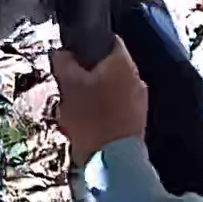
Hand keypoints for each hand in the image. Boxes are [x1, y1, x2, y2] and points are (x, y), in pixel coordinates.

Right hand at [51, 39, 148, 162]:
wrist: (113, 162)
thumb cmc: (90, 117)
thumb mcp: (68, 85)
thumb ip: (63, 62)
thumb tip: (62, 52)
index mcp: (122, 63)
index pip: (108, 39)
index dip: (87, 43)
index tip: (71, 55)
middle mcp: (136, 77)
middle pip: (108, 65)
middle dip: (87, 71)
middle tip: (68, 82)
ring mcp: (140, 100)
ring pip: (111, 85)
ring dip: (93, 90)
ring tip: (75, 104)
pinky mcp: (138, 120)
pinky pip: (116, 104)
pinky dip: (102, 107)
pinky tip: (88, 120)